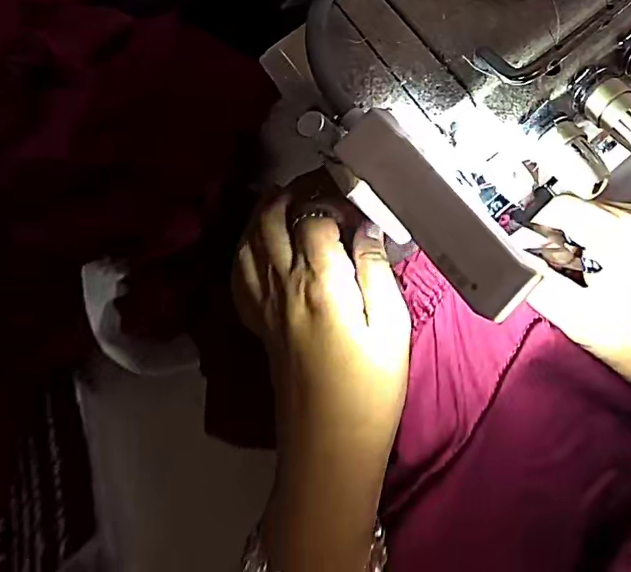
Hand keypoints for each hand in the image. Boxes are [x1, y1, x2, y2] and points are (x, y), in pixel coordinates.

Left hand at [233, 176, 411, 457]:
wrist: (330, 447)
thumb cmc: (371, 388)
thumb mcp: (391, 324)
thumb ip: (376, 268)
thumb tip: (367, 227)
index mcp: (319, 284)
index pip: (315, 218)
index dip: (334, 195)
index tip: (357, 193)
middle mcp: (282, 288)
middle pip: (272, 220)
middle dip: (294, 191)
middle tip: (323, 183)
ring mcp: (264, 307)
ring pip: (248, 242)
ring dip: (265, 212)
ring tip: (291, 198)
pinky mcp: (258, 325)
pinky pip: (239, 273)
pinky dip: (248, 246)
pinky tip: (264, 242)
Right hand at [526, 197, 630, 434]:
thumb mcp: (584, 322)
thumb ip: (541, 286)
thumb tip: (516, 264)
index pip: (564, 207)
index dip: (539, 230)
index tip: (530, 249)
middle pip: (586, 211)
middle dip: (568, 240)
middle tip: (566, 276)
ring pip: (608, 216)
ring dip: (592, 242)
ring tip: (599, 282)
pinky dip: (618, 243)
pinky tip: (622, 277)